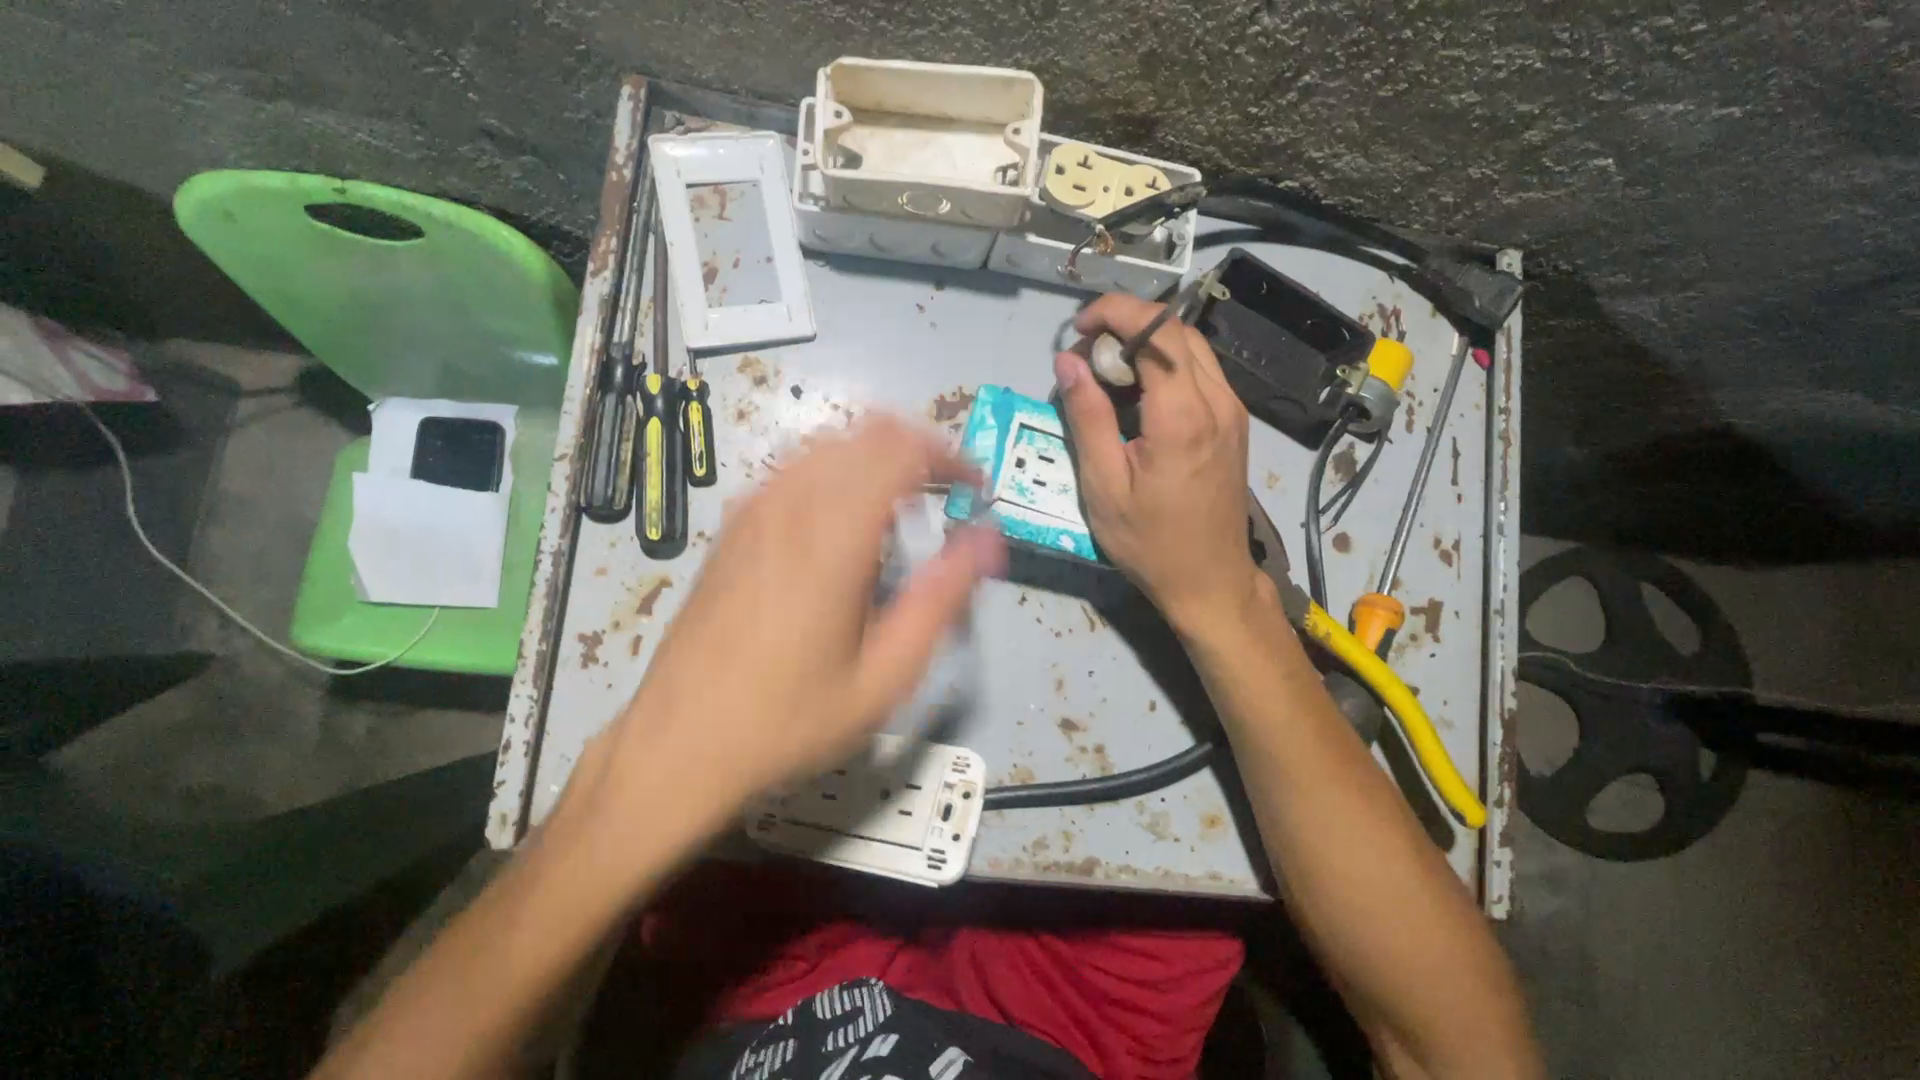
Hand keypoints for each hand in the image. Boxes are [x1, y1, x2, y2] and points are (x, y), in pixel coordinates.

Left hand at [562, 417, 1005, 844]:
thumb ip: (941, 601)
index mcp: (832, 536)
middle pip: (865, 433)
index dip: (950, 456)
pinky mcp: (732, 526)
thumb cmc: (790, 719)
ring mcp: (752, 510)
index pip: (901, 449)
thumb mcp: (883, 678)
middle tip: (946, 500)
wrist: (680, 742)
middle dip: (918, 453)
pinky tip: (841, 529)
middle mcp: (790, 505)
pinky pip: (792, 470)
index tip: (974, 491)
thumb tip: (985, 542)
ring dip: (874, 461)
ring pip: (827, 444)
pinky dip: (834, 475)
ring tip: (901, 514)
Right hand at [1054, 293, 1262, 632]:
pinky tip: (1137, 392)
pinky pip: (1201, 370)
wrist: (1209, 580)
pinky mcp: (1235, 421)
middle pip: (1177, 329)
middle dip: (1127, 323)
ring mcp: (1233, 410)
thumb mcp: (1104, 486)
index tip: (1078, 328)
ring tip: (1107, 370)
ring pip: (1192, 346)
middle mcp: (1218, 401)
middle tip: (1086, 351)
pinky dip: (1166, 363)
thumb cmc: (1150, 542)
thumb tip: (1069, 361)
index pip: (1156, 331)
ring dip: (1147, 342)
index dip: (1115, 313)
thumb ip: (1087, 417)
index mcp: (1183, 416)